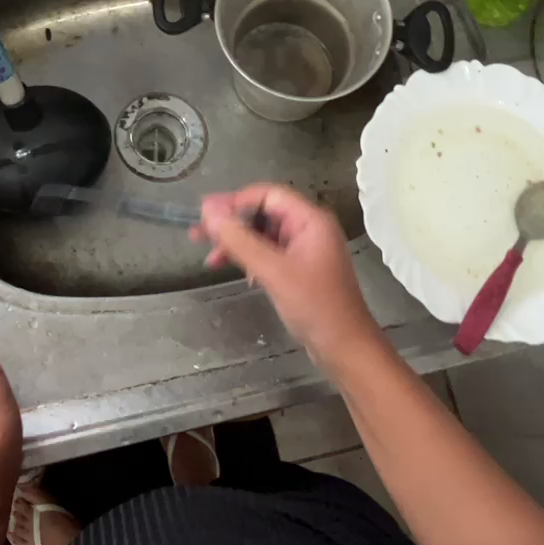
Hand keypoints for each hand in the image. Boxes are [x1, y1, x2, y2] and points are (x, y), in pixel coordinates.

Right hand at [194, 184, 384, 369]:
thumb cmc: (314, 306)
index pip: (267, 195)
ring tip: (210, 257)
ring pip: (263, 235)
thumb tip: (208, 212)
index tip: (204, 214)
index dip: (234, 201)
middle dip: (231, 223)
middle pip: (263, 213)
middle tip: (198, 233)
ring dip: (237, 243)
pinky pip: (269, 253)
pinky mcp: (300, 270)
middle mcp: (309, 229)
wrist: (345, 349)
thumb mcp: (272, 270)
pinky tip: (236, 271)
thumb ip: (239, 240)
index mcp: (310, 220)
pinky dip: (250, 259)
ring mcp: (305, 250)